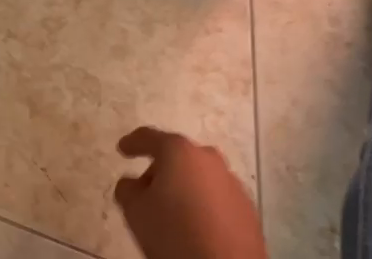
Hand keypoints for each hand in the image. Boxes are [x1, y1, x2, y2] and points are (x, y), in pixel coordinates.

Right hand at [114, 127, 266, 258]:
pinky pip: (217, 199)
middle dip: (161, 171)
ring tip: (173, 214)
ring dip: (185, 189)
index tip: (123, 149)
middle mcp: (208, 159)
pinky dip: (204, 206)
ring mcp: (232, 183)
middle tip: (147, 192)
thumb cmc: (174, 234)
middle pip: (178, 157)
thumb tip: (132, 183)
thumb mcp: (135, 211)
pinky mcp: (248, 210)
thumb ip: (127, 189)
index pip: (150, 138)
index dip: (133, 143)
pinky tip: (197, 227)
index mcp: (179, 151)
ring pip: (200, 178)